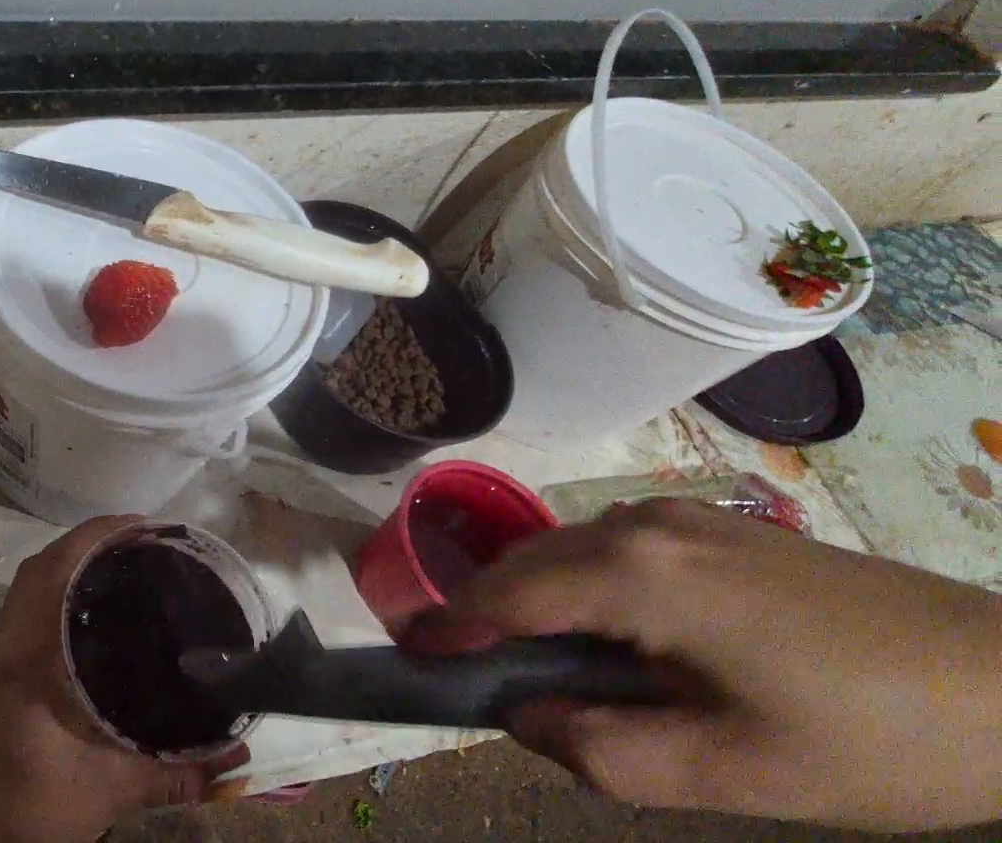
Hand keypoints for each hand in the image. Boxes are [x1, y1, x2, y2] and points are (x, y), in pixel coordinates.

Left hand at [0, 516, 248, 842]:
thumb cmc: (37, 804)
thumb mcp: (112, 789)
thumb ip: (176, 772)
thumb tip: (241, 755)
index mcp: (29, 657)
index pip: (52, 572)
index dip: (93, 536)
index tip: (141, 526)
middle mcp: (9, 644)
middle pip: (41, 567)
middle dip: (88, 541)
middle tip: (141, 539)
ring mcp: (1, 653)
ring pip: (31, 584)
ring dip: (71, 560)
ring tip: (123, 559)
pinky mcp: (2, 668)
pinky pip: (28, 605)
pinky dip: (58, 586)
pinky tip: (94, 603)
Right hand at [411, 498, 1001, 830]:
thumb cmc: (873, 739)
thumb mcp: (732, 774)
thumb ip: (600, 750)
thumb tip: (524, 714)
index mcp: (634, 575)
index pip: (503, 593)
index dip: (452, 625)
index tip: (416, 653)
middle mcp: (636, 525)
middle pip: (523, 564)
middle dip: (491, 615)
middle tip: (487, 677)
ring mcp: (672, 515)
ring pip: (562, 552)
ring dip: (538, 602)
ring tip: (558, 669)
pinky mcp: (703, 522)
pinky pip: (605, 548)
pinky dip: (580, 587)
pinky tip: (621, 638)